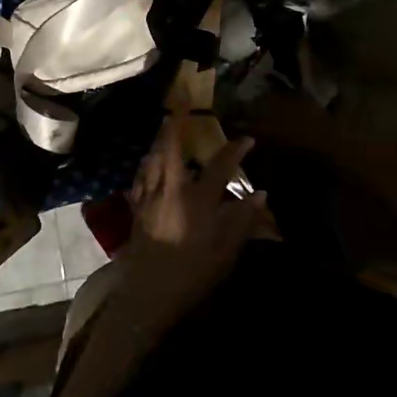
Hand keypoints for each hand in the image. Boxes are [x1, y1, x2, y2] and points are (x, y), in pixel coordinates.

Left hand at [119, 114, 273, 323]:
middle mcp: (170, 190)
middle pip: (171, 147)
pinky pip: (141, 176)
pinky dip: (148, 164)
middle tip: (181, 102)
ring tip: (167, 126)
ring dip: (161, 139)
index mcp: (196, 200)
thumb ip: (242, 220)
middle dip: (176, 122)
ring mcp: (149, 197)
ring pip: (152, 158)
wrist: (147, 295)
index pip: (220, 167)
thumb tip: (260, 194)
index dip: (236, 151)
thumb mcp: (225, 252)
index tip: (248, 139)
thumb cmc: (191, 275)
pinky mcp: (136, 209)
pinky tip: (151, 163)